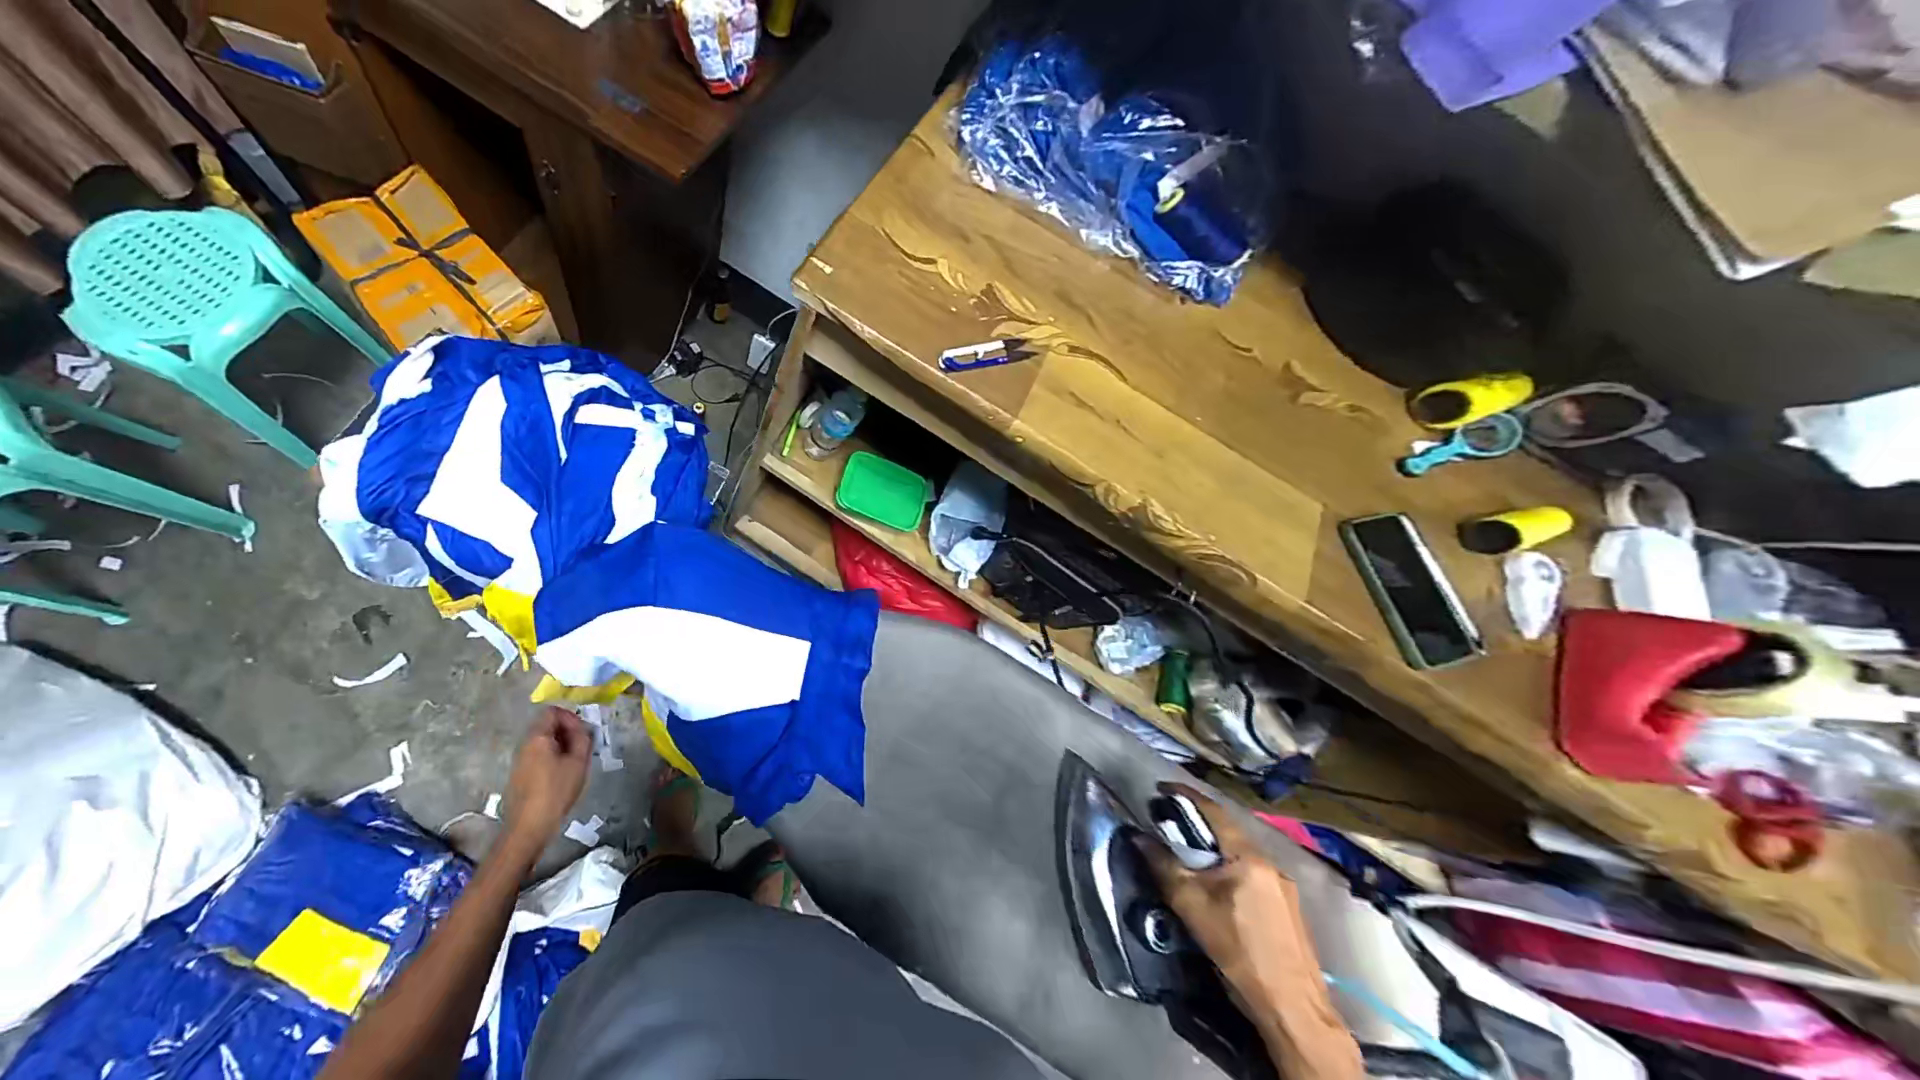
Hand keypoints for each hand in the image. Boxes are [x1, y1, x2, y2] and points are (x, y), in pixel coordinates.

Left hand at [502, 707, 590, 858]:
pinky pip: (538, 756)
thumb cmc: (556, 791)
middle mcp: (524, 745)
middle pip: (547, 726)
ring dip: (561, 745)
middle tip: (584, 745)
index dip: (571, 717)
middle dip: (567, 731)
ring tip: (576, 761)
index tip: (584, 731)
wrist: (529, 826)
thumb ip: (582, 738)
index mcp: (537, 738)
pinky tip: (563, 774)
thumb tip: (580, 726)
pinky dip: (553, 757)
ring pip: (543, 742)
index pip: (552, 712)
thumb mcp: (578, 761)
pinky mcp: (519, 775)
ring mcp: (519, 761)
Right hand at [1137, 785, 1361, 1078]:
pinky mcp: (1289, 908)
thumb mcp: (1191, 908)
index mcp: (1248, 857)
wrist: (1292, 1007)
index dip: (1186, 795)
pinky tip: (1220, 892)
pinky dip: (1231, 871)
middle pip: (1229, 833)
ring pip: (1242, 855)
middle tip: (1171, 827)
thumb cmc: (1238, 951)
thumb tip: (1139, 837)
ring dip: (1216, 851)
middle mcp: (1271, 863)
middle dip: (1198, 826)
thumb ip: (1164, 867)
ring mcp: (1285, 886)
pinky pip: (1254, 875)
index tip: (1162, 789)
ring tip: (1191, 860)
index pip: (1214, 811)